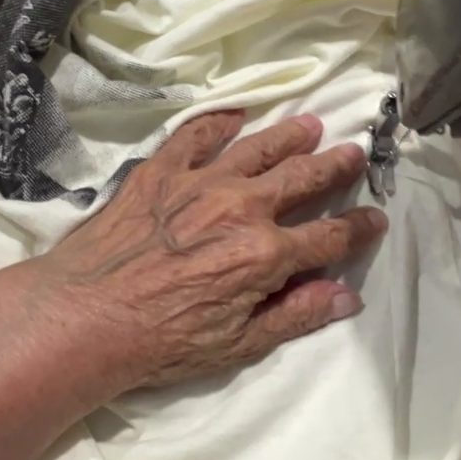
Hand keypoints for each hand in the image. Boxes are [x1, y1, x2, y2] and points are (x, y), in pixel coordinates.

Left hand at [26, 111, 385, 392]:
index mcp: (265, 254)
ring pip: (258, 148)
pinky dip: (218, 122)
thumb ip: (296, 315)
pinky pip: (196, 135)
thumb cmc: (162, 341)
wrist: (83, 315)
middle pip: (302, 179)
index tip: (376, 219)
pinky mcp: (161, 171)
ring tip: (311, 124)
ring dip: (290, 136)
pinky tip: (233, 115)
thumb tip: (349, 297)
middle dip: (335, 167)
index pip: (329, 237)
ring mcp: (200, 182)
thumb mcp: (238, 344)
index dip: (358, 229)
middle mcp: (242, 207)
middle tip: (354, 153)